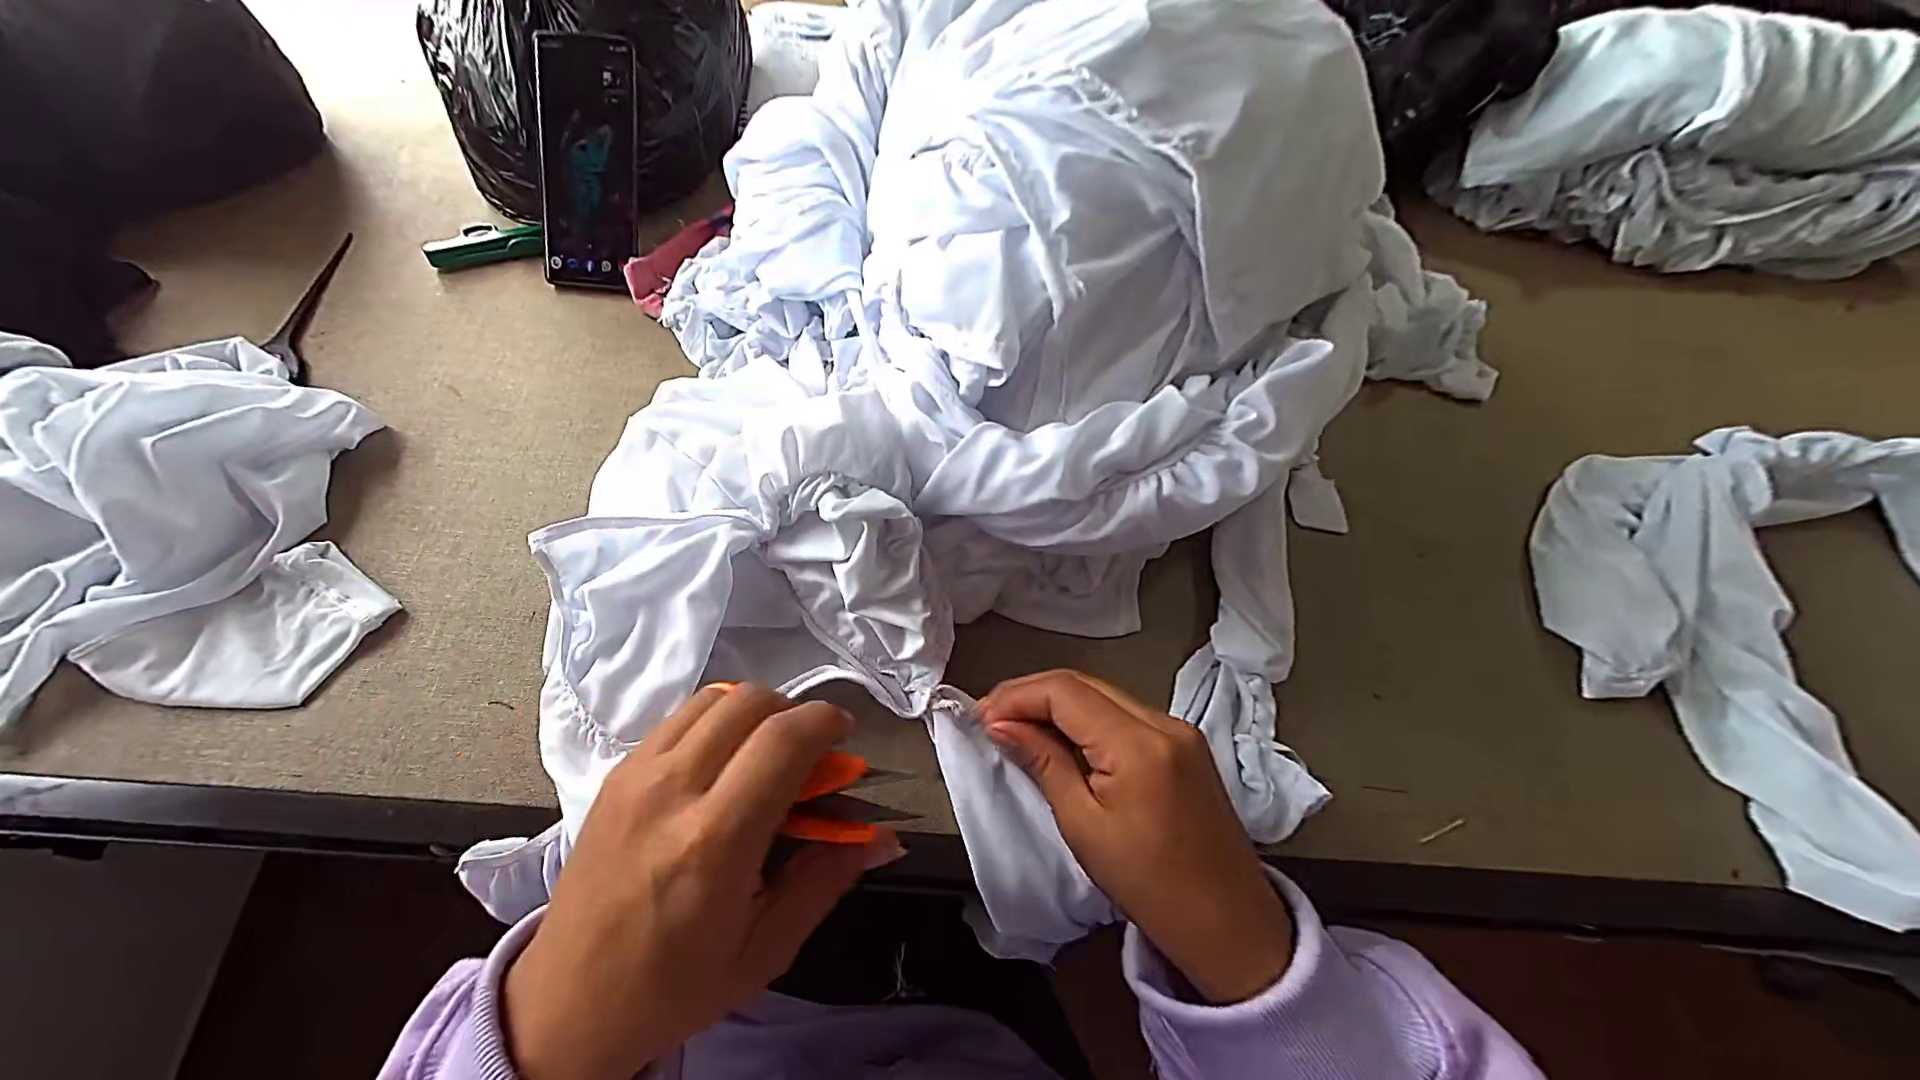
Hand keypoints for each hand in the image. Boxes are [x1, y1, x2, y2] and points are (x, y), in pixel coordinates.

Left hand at [503, 683, 901, 1079]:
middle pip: (750, 701)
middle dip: (795, 713)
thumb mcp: (767, 947)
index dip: (826, 721)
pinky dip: (718, 721)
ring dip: (756, 711)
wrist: (564, 1006)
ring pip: (715, 697)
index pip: (782, 740)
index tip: (845, 736)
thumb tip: (883, 838)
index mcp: (713, 842)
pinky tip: (722, 765)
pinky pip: (682, 716)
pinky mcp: (616, 773)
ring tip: (766, 754)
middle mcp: (670, 791)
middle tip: (809, 753)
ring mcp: (636, 775)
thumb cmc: (673, 985)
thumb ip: (828, 878)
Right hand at [980, 670, 1292, 1002]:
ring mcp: (1179, 729)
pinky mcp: (1184, 741)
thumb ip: (1043, 762)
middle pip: (1083, 683)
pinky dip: (1086, 716)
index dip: (1017, 696)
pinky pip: (1124, 711)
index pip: (1065, 692)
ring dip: (1057, 703)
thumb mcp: (1083, 826)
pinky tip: (1061, 735)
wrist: (1230, 925)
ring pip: (1103, 693)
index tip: (982, 716)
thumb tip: (1001, 726)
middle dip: (1032, 694)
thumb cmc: (1151, 887)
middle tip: (992, 718)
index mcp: (1140, 745)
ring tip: (1018, 726)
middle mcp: (1164, 723)